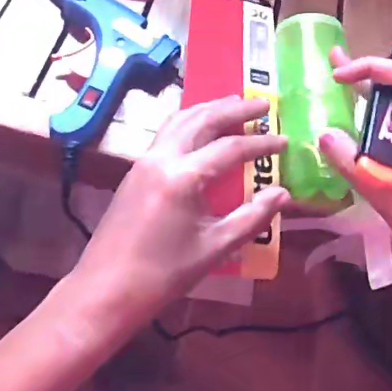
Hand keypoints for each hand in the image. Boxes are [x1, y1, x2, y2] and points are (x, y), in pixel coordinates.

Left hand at [62, 97, 288, 337]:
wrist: (106, 287)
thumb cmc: (163, 274)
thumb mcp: (213, 248)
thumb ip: (250, 217)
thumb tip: (282, 193)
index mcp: (182, 176)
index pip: (229, 148)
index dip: (261, 143)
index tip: (285, 139)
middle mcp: (161, 158)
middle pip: (201, 120)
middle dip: (233, 108)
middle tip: (261, 103)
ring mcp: (143, 161)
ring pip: (179, 121)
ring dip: (208, 110)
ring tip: (234, 105)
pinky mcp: (134, 170)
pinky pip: (165, 134)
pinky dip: (188, 122)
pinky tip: (200, 129)